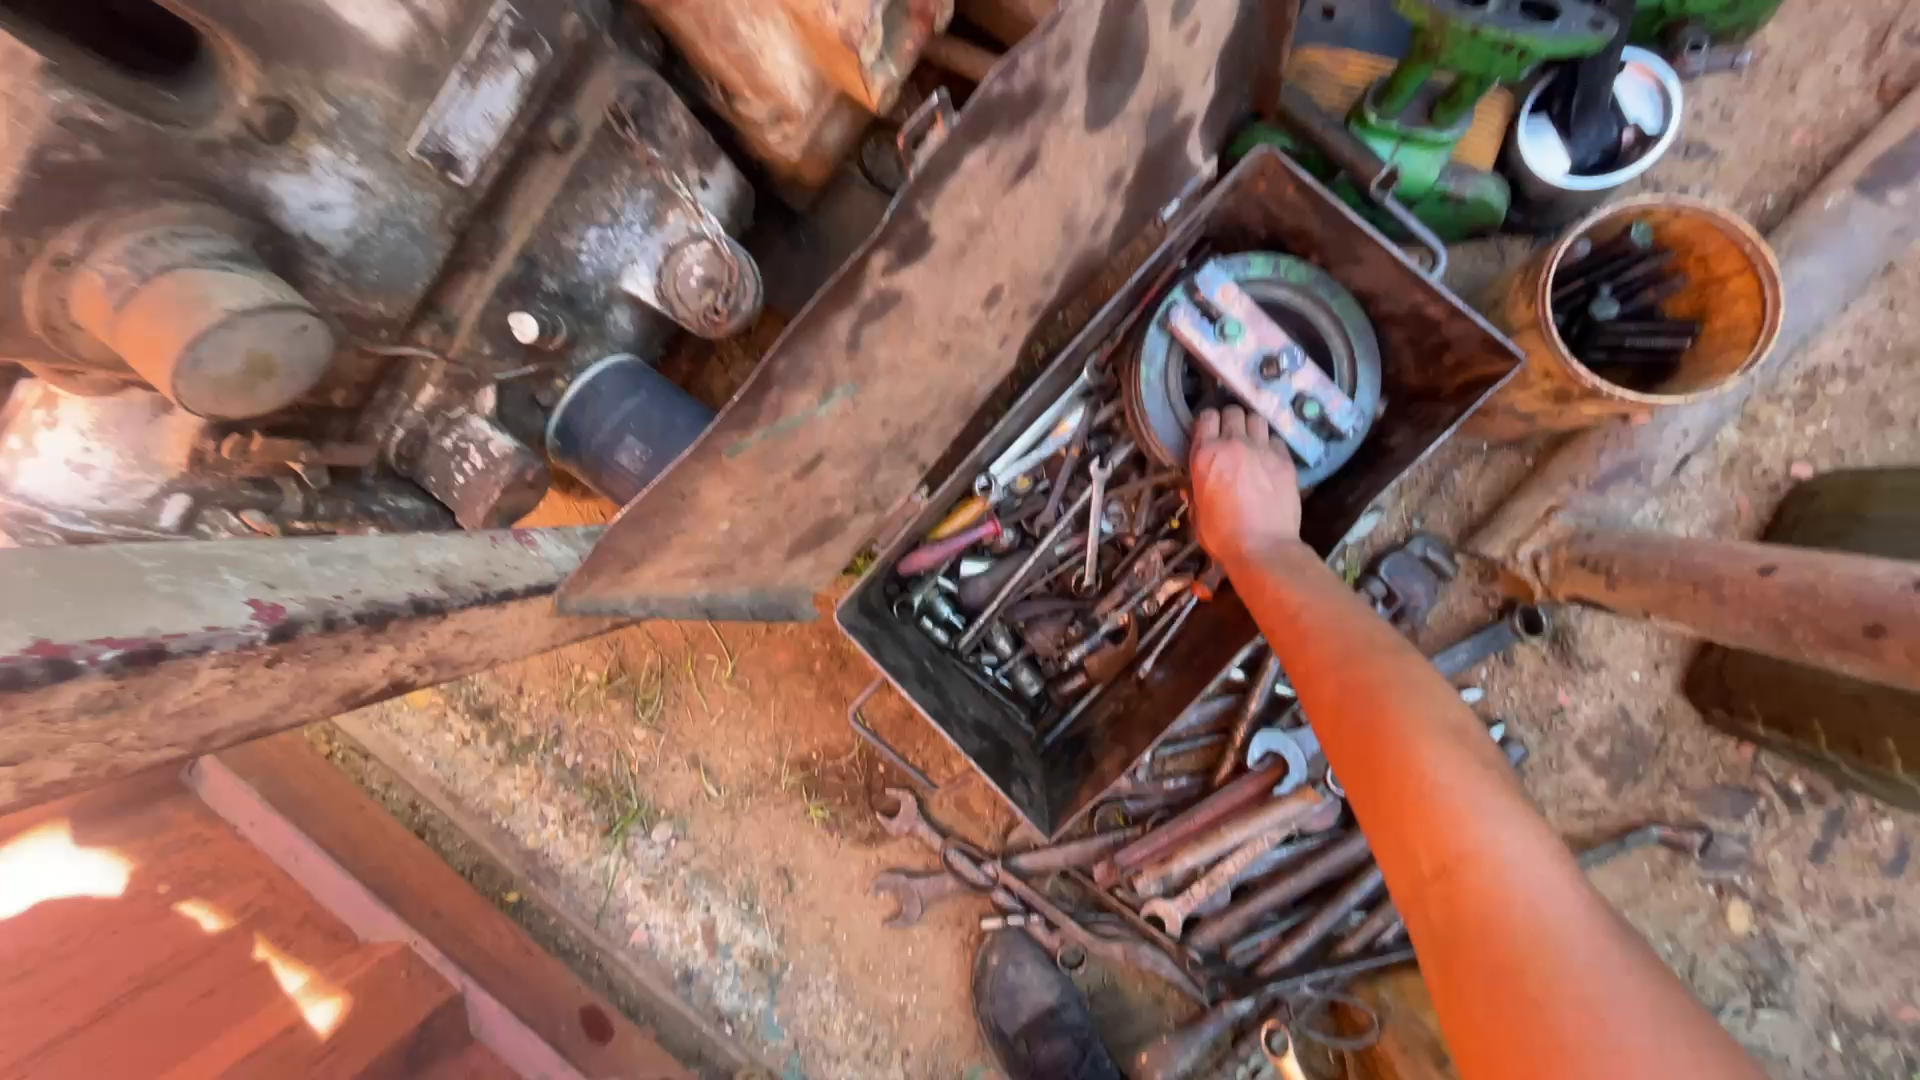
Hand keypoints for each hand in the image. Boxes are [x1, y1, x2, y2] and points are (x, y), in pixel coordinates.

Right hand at [1189, 406, 1301, 570]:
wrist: (1263, 548)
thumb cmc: (1221, 535)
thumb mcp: (1197, 512)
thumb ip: (1195, 490)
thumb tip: (1192, 486)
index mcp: (1205, 456)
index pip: (1206, 417)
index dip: (1208, 422)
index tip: (1209, 431)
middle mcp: (1233, 444)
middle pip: (1233, 411)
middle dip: (1230, 420)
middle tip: (1231, 435)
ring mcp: (1262, 450)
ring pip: (1257, 418)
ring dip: (1252, 427)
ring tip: (1251, 441)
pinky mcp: (1284, 460)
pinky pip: (1276, 440)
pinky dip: (1271, 445)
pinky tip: (1268, 458)